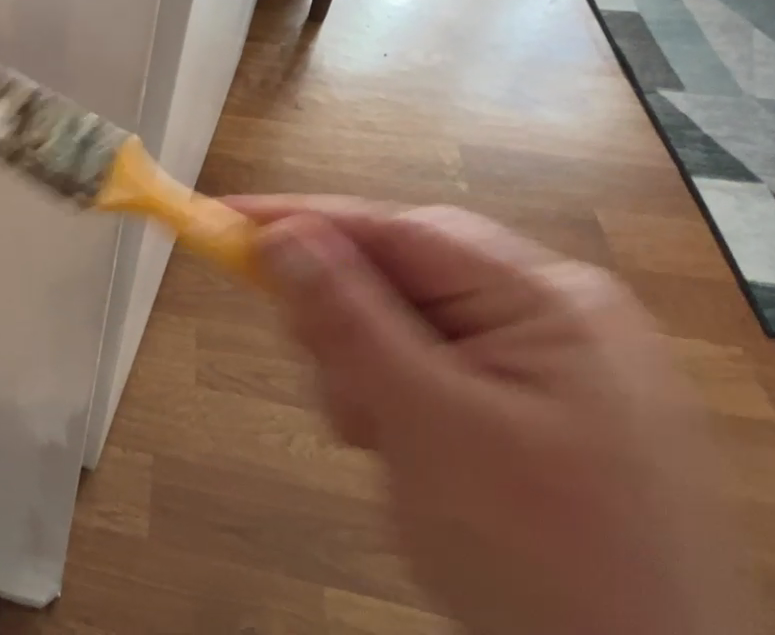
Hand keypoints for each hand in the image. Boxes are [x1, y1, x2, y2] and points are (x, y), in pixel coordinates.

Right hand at [227, 196, 751, 634]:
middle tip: (330, 382)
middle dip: (345, 323)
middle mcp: (552, 313)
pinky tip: (402, 448)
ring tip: (377, 438)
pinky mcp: (536, 407)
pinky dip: (394, 397)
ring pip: (406, 326)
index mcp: (545, 298)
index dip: (302, 221)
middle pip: (401, 276)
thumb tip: (282, 233)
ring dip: (366, 370)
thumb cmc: (542, 552)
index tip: (222, 221)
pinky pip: (432, 369)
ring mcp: (550, 362)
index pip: (395, 229)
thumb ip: (349, 320)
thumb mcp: (426, 423)